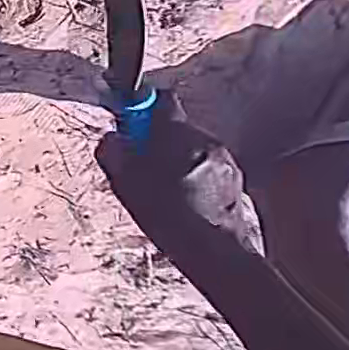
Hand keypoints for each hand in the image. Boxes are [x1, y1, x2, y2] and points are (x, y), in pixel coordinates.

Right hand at [95, 94, 255, 267]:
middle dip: (156, 136)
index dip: (141, 105)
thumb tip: (112, 138)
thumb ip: (114, 150)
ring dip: (174, 155)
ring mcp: (225, 161)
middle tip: (138, 159)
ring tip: (159, 183)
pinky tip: (180, 195)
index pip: (161, 99)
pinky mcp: (236, 181)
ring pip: (191, 146)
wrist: (213, 251)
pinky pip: (206, 164)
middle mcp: (205, 140)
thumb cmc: (166, 212)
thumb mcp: (124, 180)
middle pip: (175, 125)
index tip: (128, 121)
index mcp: (177, 134)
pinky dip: (191, 172)